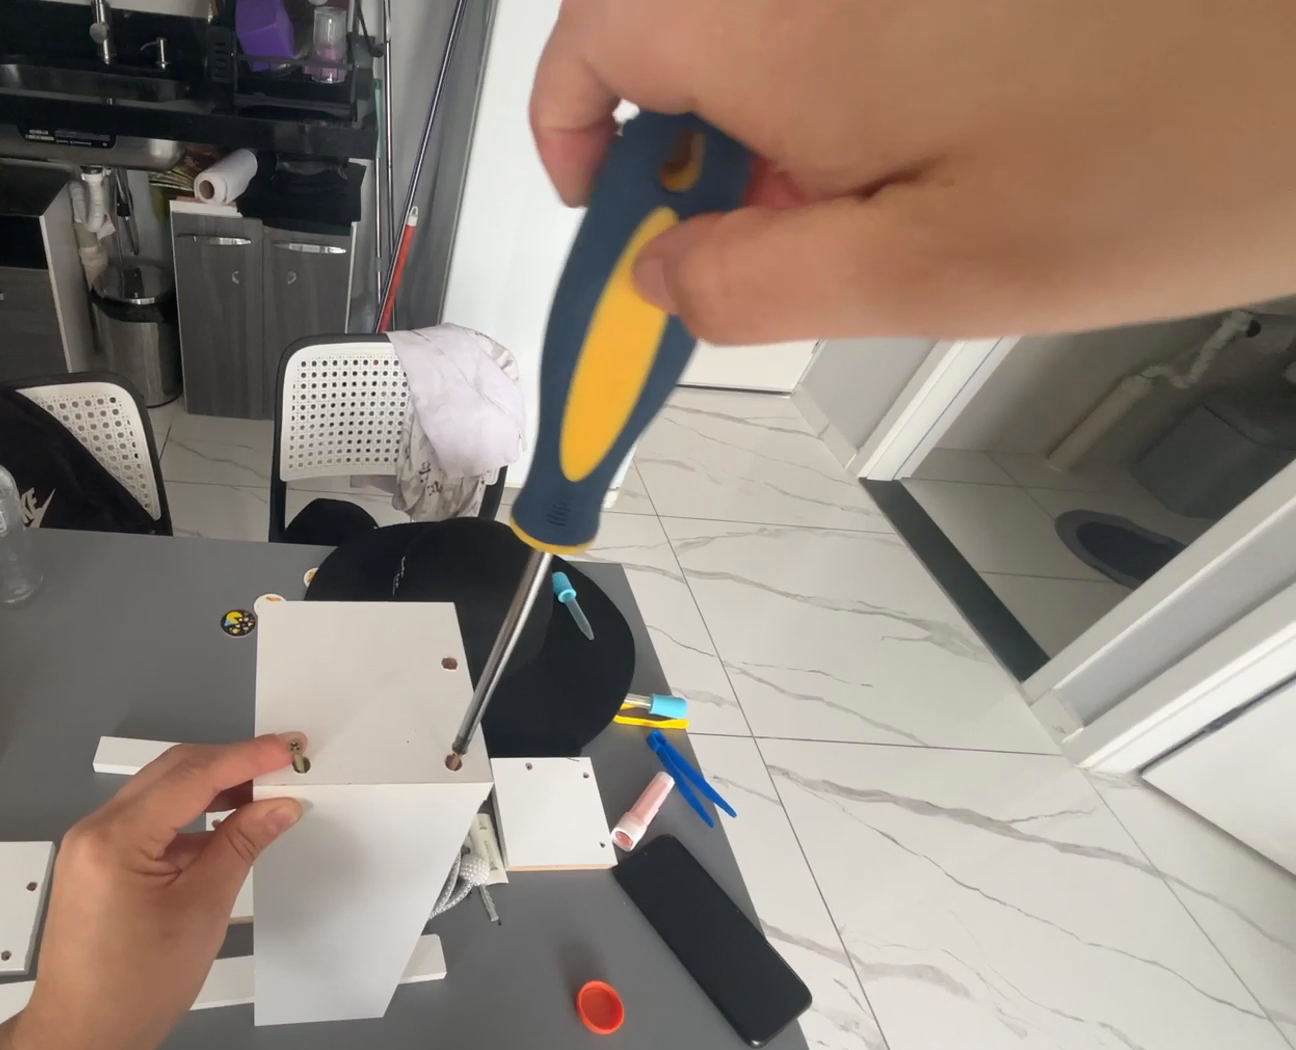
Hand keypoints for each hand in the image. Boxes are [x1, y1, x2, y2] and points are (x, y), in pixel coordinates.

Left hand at [0, 735, 304, 1049]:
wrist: (79, 1041)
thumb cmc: (141, 986)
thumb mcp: (202, 911)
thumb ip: (242, 844)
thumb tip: (282, 804)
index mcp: (116, 837)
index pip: (191, 777)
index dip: (246, 757)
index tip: (290, 747)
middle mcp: (96, 825)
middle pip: (173, 771)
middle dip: (231, 763)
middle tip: (282, 764)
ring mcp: (92, 840)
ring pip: (162, 790)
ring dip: (212, 785)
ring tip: (262, 791)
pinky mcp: (98, 856)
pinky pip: (150, 817)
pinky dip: (190, 814)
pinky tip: (225, 822)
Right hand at [531, 0, 1295, 343]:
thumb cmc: (1218, 139)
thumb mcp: (928, 273)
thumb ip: (749, 287)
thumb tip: (659, 280)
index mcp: (787, 21)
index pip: (589, 44)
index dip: (568, 133)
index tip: (608, 210)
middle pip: (660, 29)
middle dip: (668, 141)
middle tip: (729, 224)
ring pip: (745, 26)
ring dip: (753, 117)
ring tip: (841, 190)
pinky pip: (823, 20)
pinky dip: (823, 80)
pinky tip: (904, 130)